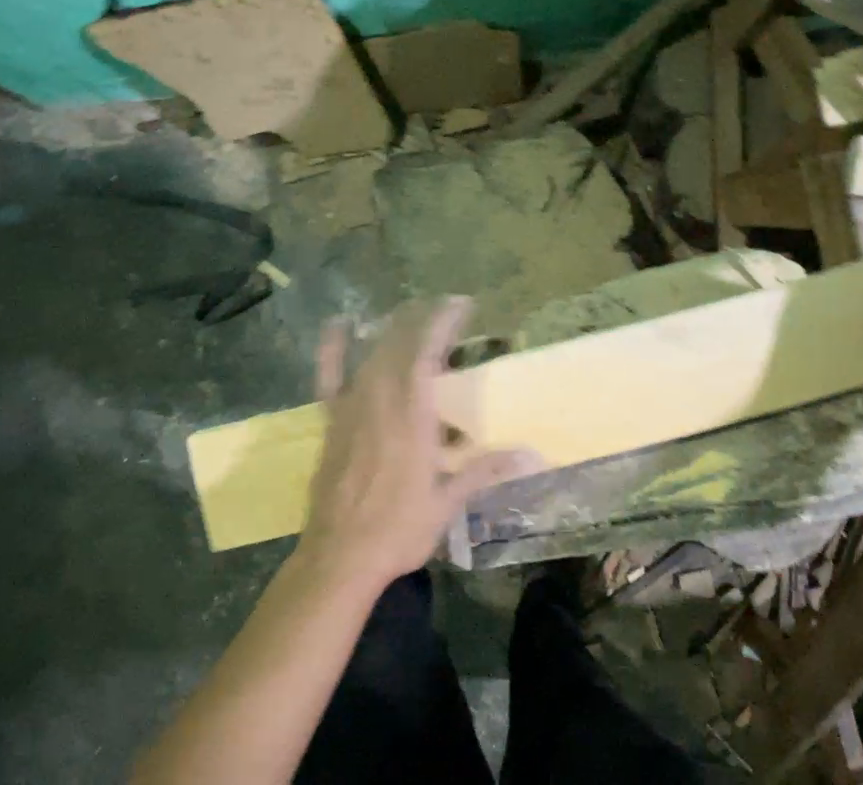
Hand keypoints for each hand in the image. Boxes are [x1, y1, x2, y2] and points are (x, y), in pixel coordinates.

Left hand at [298, 298, 542, 588]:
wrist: (340, 557)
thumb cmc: (399, 531)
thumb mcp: (448, 503)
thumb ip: (486, 470)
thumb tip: (533, 454)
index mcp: (411, 419)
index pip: (425, 355)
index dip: (441, 323)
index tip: (461, 304)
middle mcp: (379, 404)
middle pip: (398, 346)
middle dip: (422, 320)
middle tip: (447, 312)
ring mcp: (350, 411)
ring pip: (371, 357)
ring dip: (393, 331)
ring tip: (415, 316)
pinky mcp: (331, 424)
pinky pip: (329, 379)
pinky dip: (333, 350)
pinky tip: (338, 324)